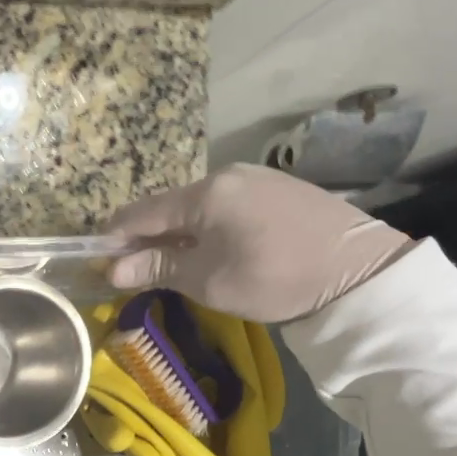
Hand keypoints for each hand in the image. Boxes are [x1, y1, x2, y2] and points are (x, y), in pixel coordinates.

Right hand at [105, 164, 414, 323]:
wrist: (359, 272)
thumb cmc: (273, 277)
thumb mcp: (207, 280)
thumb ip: (158, 268)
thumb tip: (113, 270)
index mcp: (204, 193)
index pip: (140, 212)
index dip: (113, 238)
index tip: (97, 263)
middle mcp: (226, 175)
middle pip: (168, 206)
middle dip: (144, 236)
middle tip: (132, 270)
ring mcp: (255, 178)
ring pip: (196, 206)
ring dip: (175, 233)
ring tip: (169, 265)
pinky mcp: (277, 190)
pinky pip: (223, 206)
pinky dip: (203, 228)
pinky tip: (207, 252)